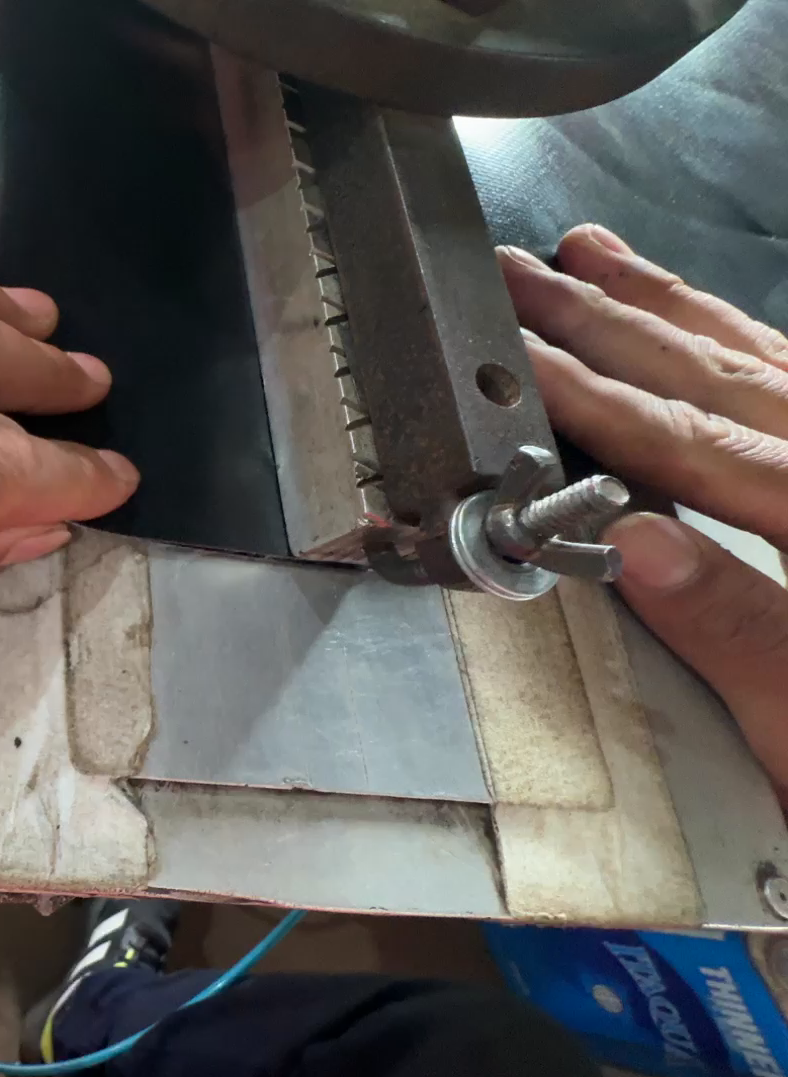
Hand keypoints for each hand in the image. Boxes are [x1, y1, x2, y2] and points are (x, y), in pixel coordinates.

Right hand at [499, 225, 787, 790]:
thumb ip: (741, 632)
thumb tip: (633, 545)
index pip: (693, 448)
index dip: (586, 395)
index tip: (506, 346)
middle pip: (727, 380)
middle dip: (608, 318)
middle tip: (523, 265)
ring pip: (772, 363)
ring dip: (666, 309)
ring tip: (592, 253)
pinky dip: (744, 342)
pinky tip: (705, 322)